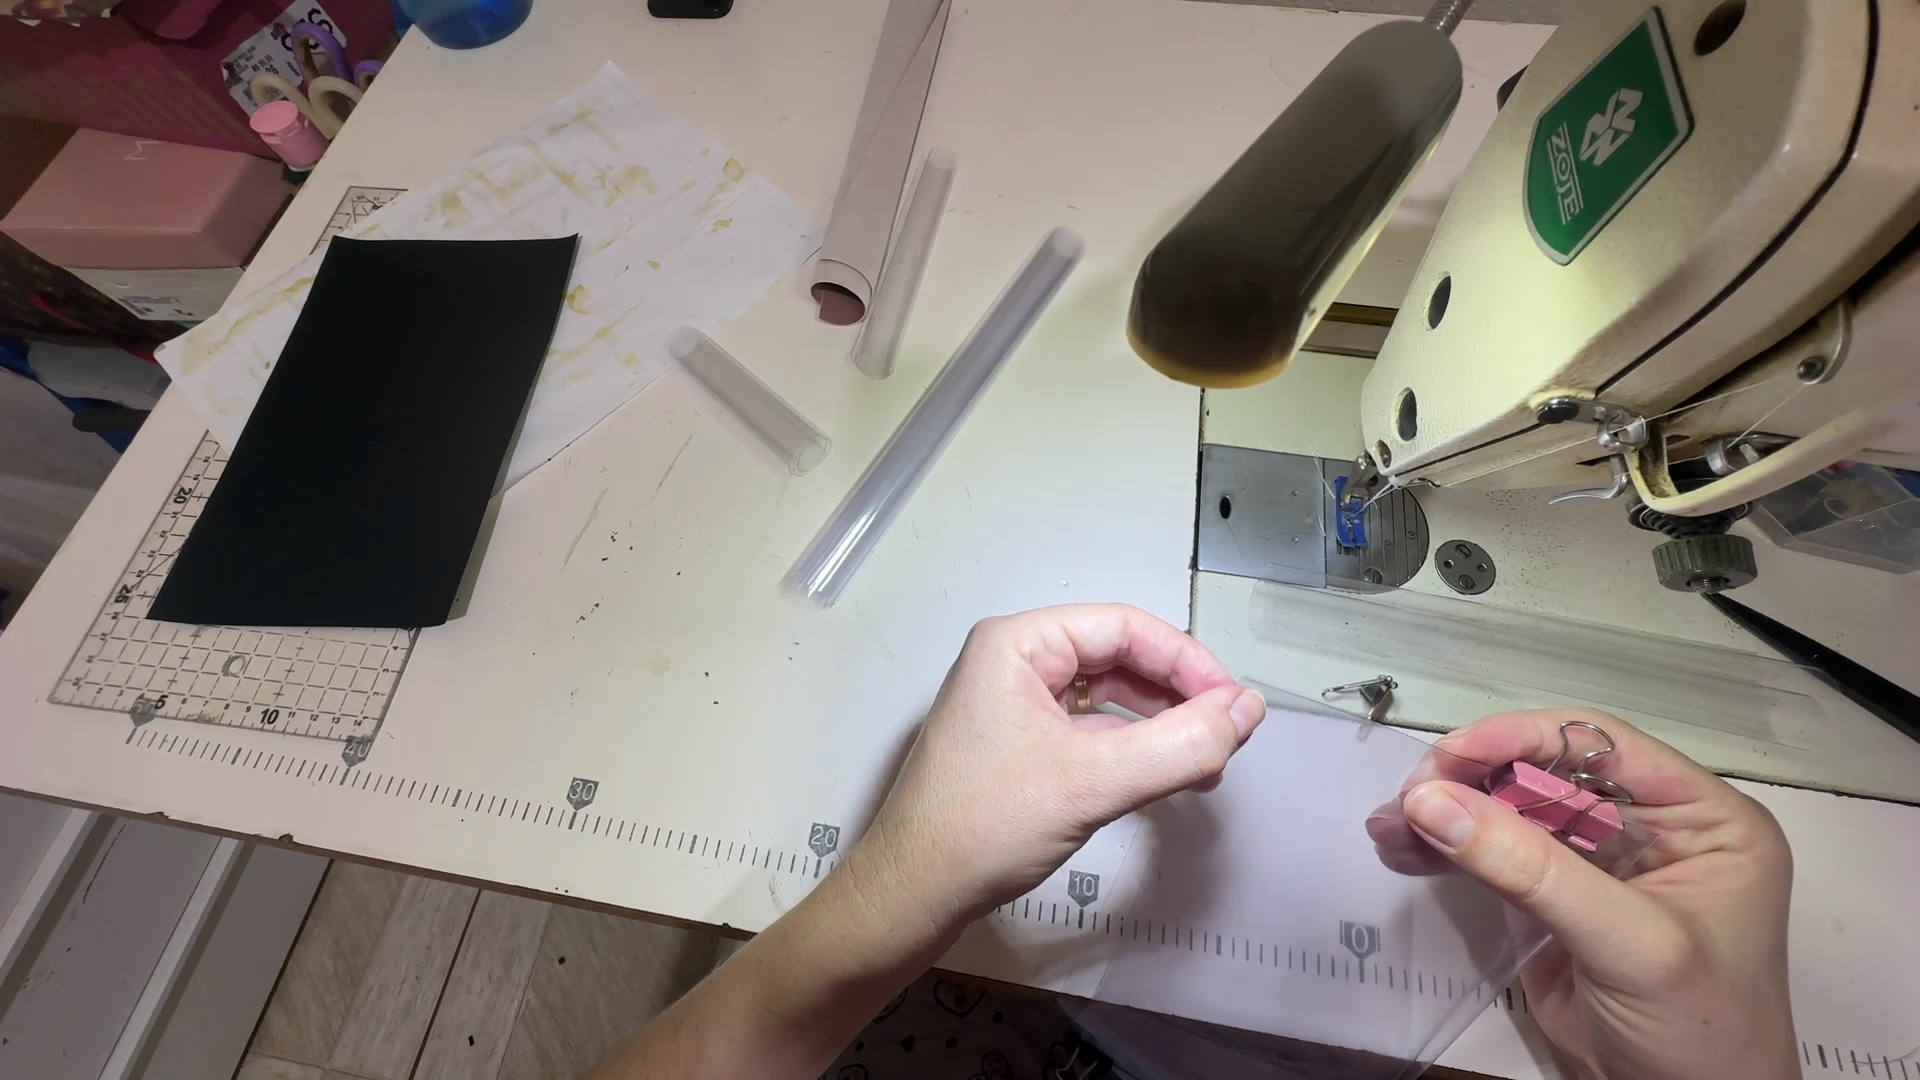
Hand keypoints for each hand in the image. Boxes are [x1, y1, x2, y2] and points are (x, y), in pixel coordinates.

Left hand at [843, 604, 1266, 935]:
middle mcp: (1015, 660)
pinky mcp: (1020, 739)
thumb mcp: (1092, 782)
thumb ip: (1180, 746)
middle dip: (1174, 695)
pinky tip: (1164, 774)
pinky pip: (1088, 728)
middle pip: (1115, 657)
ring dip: (1158, 724)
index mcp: (1018, 643)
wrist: (911, 893)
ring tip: (1205, 763)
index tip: (1236, 705)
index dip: (1185, 660)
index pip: (1121, 626)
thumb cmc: (986, 825)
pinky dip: (1130, 748)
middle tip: (1225, 738)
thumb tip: (1248, 709)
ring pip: (1105, 695)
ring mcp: (1015, 700)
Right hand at [1385, 710, 1795, 1079]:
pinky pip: (1479, 844)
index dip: (1517, 737)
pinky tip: (1396, 850)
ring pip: (1495, 802)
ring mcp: (1584, 853)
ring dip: (1436, 811)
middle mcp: (1637, 821)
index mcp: (1693, 816)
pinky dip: (1434, 845)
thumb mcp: (1629, 945)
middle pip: (1531, 766)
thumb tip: (1426, 800)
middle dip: (1463, 779)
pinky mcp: (1540, 884)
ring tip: (1386, 829)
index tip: (1447, 757)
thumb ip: (1530, 868)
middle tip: (1409, 800)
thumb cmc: (1700, 1032)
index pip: (1594, 743)